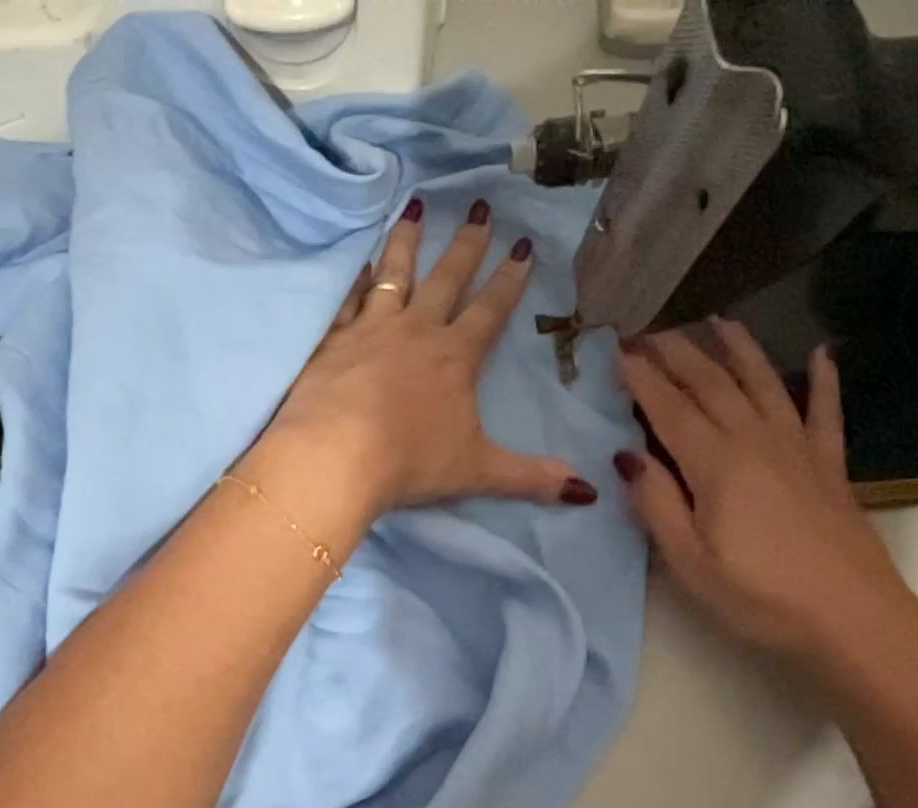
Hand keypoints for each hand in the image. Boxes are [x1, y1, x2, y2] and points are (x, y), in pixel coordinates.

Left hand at [264, 197, 596, 512]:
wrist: (335, 456)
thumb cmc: (410, 461)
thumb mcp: (479, 472)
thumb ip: (531, 478)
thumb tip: (587, 493)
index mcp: (456, 357)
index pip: (490, 309)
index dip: (510, 278)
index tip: (524, 244)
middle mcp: (415, 331)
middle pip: (447, 279)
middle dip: (468, 243)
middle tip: (481, 206)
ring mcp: (369, 329)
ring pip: (394, 274)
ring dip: (408, 240)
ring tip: (416, 206)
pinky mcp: (330, 339)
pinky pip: (345, 297)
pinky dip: (353, 276)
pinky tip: (355, 258)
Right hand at [616, 320, 917, 656]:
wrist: (852, 618)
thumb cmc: (759, 598)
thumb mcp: (689, 562)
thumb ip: (657, 504)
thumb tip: (628, 456)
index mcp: (715, 464)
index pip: (668, 408)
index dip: (641, 377)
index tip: (617, 349)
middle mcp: (755, 441)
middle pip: (712, 384)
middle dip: (678, 353)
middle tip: (650, 331)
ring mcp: (798, 448)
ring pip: (763, 383)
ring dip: (738, 349)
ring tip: (719, 321)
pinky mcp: (830, 465)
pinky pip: (825, 411)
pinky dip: (823, 379)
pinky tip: (821, 353)